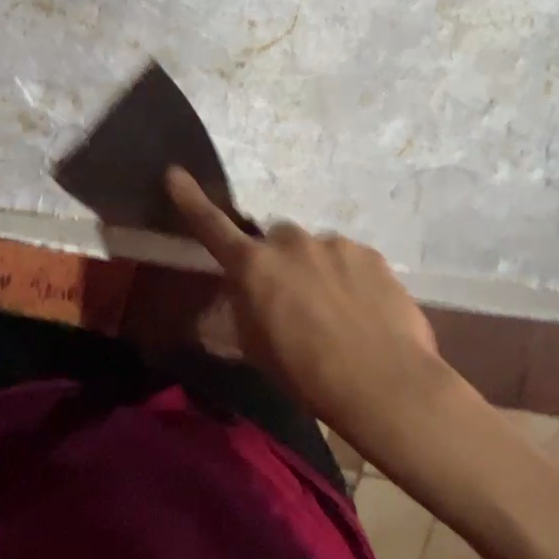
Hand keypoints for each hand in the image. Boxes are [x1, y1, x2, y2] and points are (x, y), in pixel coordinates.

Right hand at [165, 167, 450, 434]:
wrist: (384, 384)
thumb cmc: (306, 374)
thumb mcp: (255, 347)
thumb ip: (243, 308)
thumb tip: (242, 294)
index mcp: (252, 266)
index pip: (211, 226)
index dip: (189, 199)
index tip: (174, 173)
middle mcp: (290, 243)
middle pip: (276, 239)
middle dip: (280, 260)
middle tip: (294, 299)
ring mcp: (334, 245)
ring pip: (317, 251)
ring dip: (318, 271)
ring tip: (337, 313)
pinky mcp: (372, 255)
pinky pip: (352, 261)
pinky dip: (352, 280)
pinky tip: (364, 312)